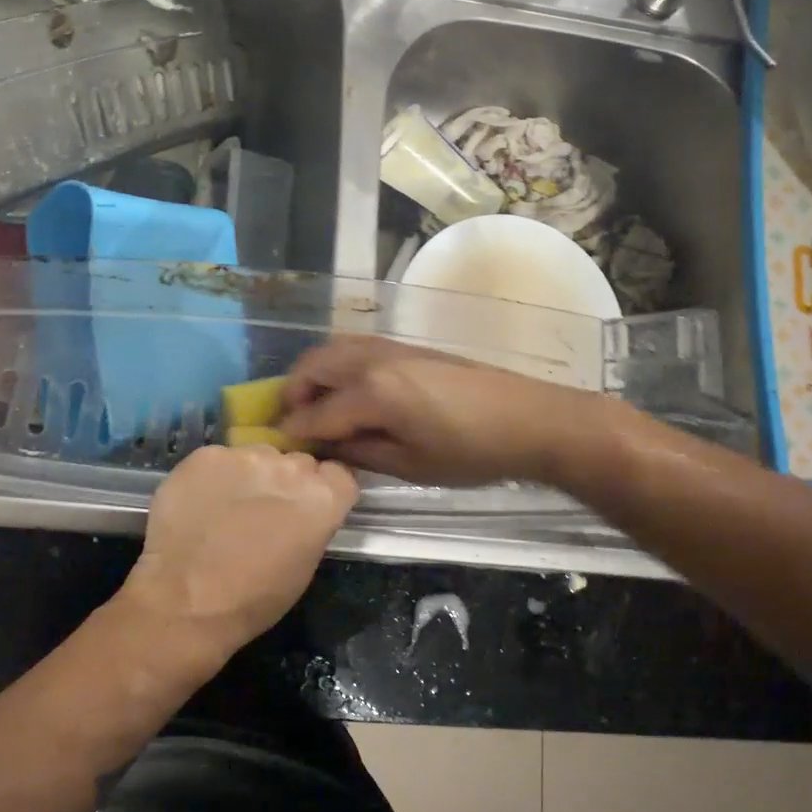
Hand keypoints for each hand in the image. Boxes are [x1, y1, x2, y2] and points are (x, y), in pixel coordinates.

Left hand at [117, 445, 356, 664]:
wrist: (185, 597)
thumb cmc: (251, 598)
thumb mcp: (302, 567)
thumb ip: (311, 524)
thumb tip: (302, 511)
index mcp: (320, 498)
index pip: (339, 475)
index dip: (324, 490)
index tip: (308, 507)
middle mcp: (287, 467)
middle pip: (297, 463)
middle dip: (287, 482)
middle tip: (265, 511)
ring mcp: (243, 456)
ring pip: (257, 456)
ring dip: (251, 475)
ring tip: (229, 506)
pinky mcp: (205, 455)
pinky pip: (220, 459)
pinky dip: (215, 476)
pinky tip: (201, 502)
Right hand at [278, 335, 645, 487]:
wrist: (533, 419)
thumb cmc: (472, 452)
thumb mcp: (412, 466)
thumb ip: (359, 453)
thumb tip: (324, 448)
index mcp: (373, 392)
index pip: (316, 412)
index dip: (295, 432)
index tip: (279, 447)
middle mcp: (372, 360)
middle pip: (312, 367)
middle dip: (294, 394)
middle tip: (294, 424)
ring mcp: (389, 346)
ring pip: (329, 350)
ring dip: (313, 375)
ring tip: (317, 406)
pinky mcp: (405, 345)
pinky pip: (352, 347)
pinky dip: (335, 365)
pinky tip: (347, 392)